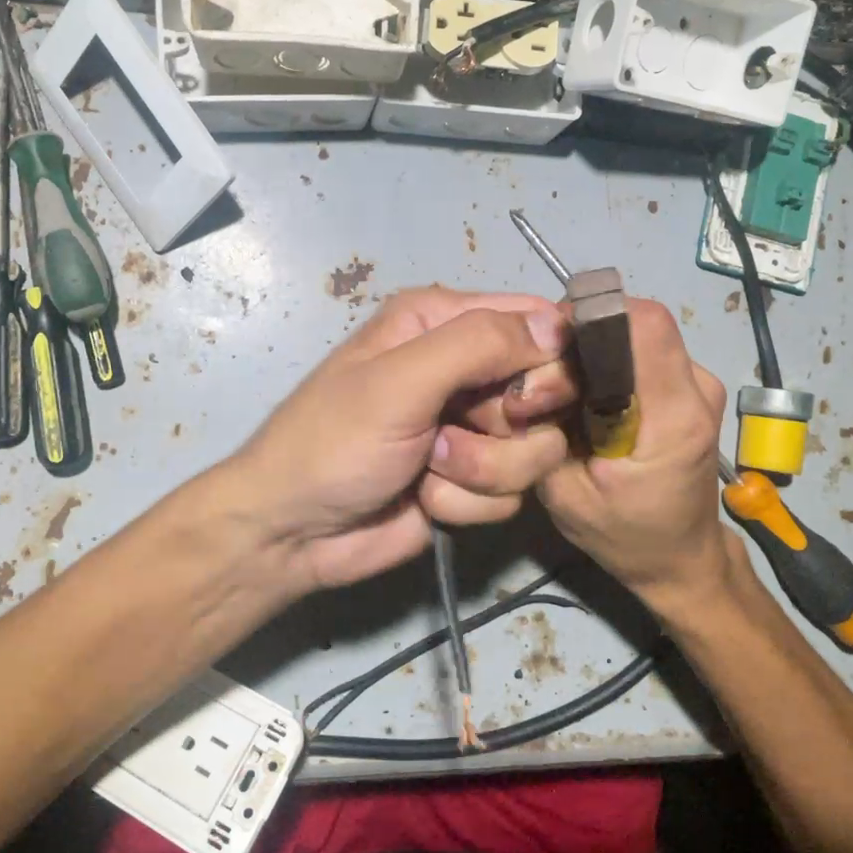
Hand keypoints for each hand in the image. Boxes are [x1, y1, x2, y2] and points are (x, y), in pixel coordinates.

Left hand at [231, 287, 578, 592]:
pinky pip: (512, 493)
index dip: (549, 358)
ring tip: (428, 467)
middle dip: (508, 423)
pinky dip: (466, 501)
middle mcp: (463, 369)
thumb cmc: (334, 442)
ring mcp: (470, 429)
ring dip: (482, 469)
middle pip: (546, 390)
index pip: (535, 320)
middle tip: (465, 426)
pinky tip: (424, 497)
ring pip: (536, 449)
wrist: (293, 533)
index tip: (530, 395)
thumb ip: (479, 343)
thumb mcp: (401, 381)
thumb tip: (558, 325)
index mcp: (441, 322)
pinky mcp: (472, 482)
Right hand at [538, 298, 740, 608]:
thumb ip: (541, 434)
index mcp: (674, 416)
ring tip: (558, 394)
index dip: (588, 320)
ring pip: (632, 332)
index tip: (544, 351)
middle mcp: (697, 386)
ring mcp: (698, 381)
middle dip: (577, 341)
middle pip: (632, 323)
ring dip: (588, 353)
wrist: (681, 560)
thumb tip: (518, 379)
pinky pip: (638, 350)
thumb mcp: (564, 495)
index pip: (642, 323)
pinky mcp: (688, 384)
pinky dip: (604, 364)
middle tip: (539, 383)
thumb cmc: (625, 536)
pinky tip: (583, 399)